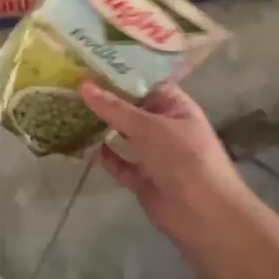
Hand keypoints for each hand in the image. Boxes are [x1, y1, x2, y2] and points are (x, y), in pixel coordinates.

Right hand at [81, 82, 244, 232]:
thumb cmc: (185, 160)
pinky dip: (105, 155)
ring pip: (122, 134)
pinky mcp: (143, 179)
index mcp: (174, 106)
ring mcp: (154, 154)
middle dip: (104, 97)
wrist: (207, 219)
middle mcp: (164, 126)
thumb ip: (115, 108)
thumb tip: (82, 85)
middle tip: (71, 80)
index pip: (144, 80)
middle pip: (130, 106)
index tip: (87, 58)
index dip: (118, 70)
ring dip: (102, 124)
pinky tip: (86, 144)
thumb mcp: (150, 128)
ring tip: (71, 106)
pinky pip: (119, 162)